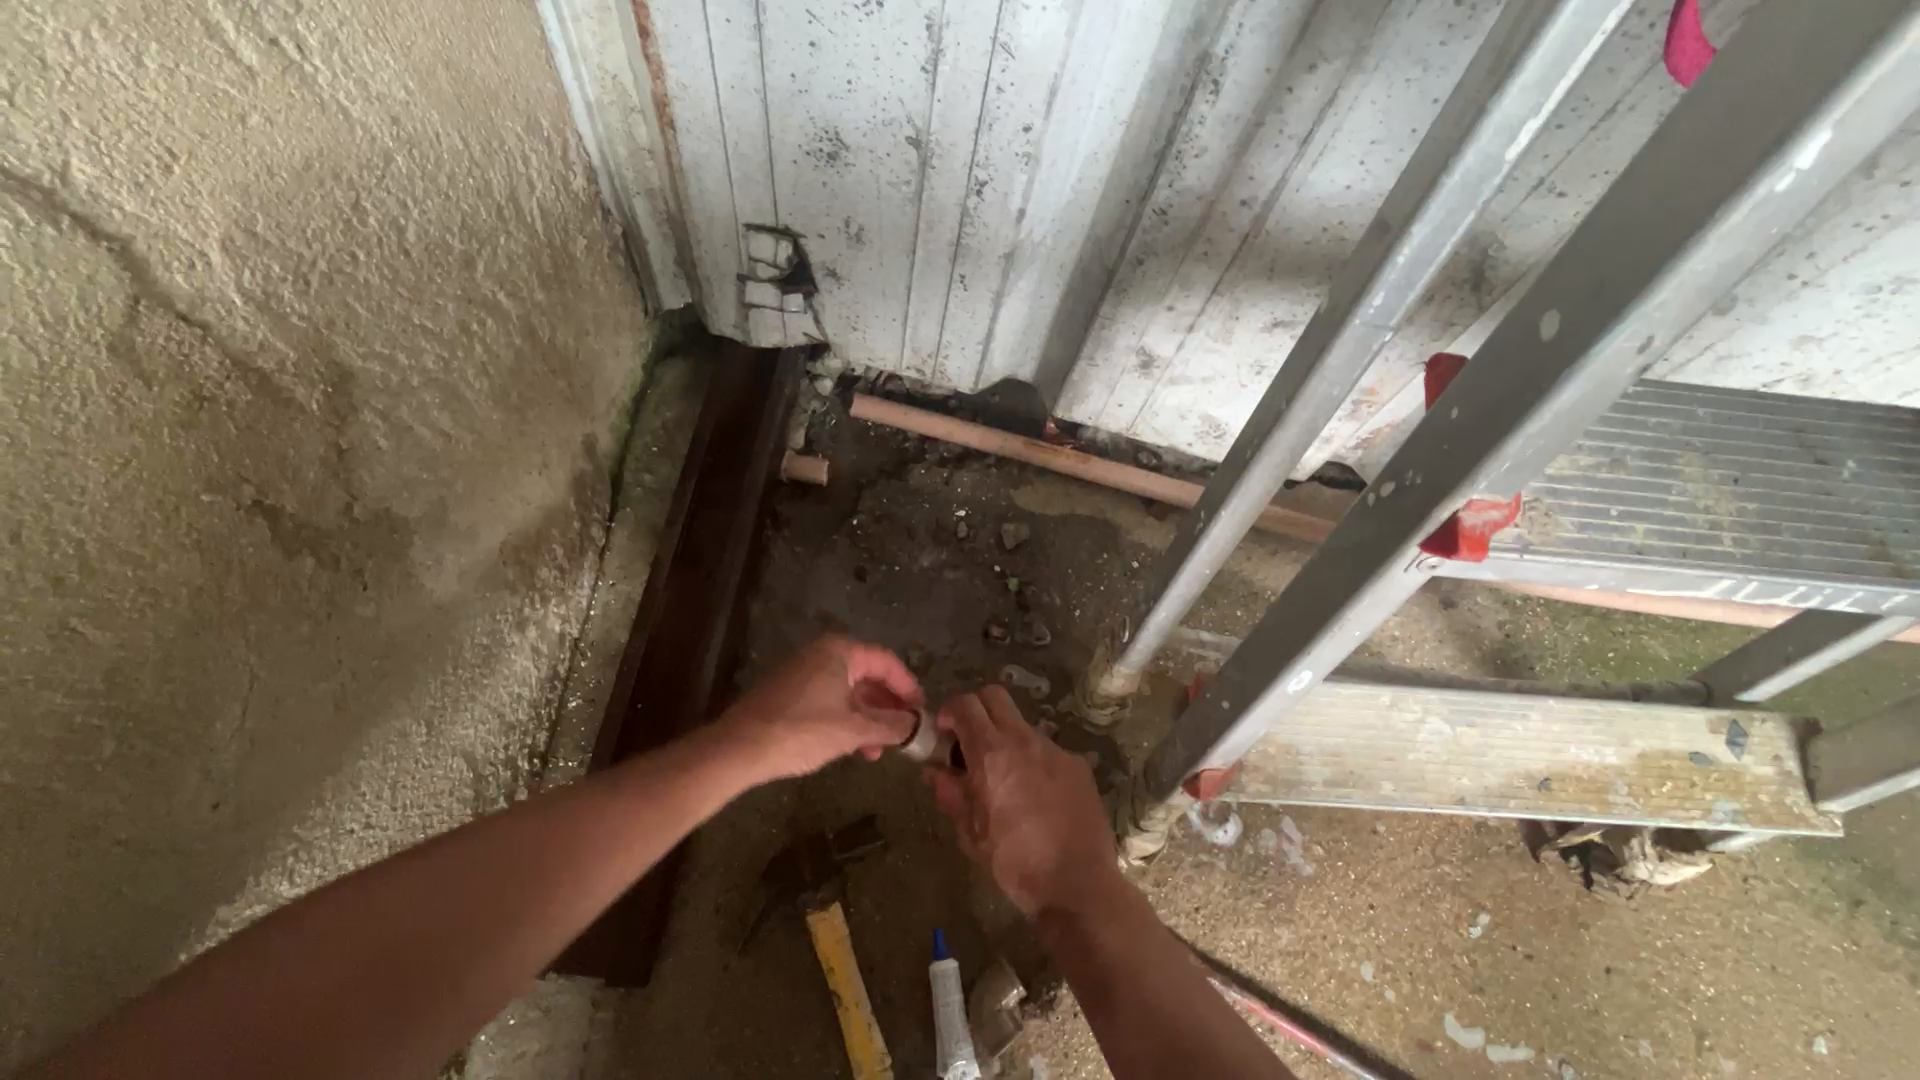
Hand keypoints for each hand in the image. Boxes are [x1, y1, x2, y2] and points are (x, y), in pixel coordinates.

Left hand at [715, 635, 922, 781]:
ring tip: (878, 750)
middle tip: (904, 733)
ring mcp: (802, 672)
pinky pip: (829, 700)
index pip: (887, 662)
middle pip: (868, 676)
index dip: (909, 688)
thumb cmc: (802, 731)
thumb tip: (917, 724)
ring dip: (867, 719)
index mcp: (840, 652)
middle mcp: (822, 654)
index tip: (922, 712)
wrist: (739, 749)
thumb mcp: (853, 730)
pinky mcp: (788, 693)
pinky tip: (852, 747)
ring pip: (848, 692)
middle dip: (888, 707)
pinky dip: (846, 720)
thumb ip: (891, 725)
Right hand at [926, 685, 1119, 916]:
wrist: (1077, 885)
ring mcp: (1056, 750)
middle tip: (968, 743)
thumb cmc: (1015, 863)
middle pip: (995, 697)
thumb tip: (935, 772)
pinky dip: (1033, 761)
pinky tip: (1035, 795)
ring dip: (1006, 739)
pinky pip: (1047, 750)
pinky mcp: (1078, 765)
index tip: (944, 734)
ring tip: (1003, 778)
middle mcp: (1025, 741)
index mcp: (992, 754)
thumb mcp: (971, 833)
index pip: (966, 704)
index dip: (950, 712)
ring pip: (1022, 725)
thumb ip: (951, 794)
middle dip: (976, 710)